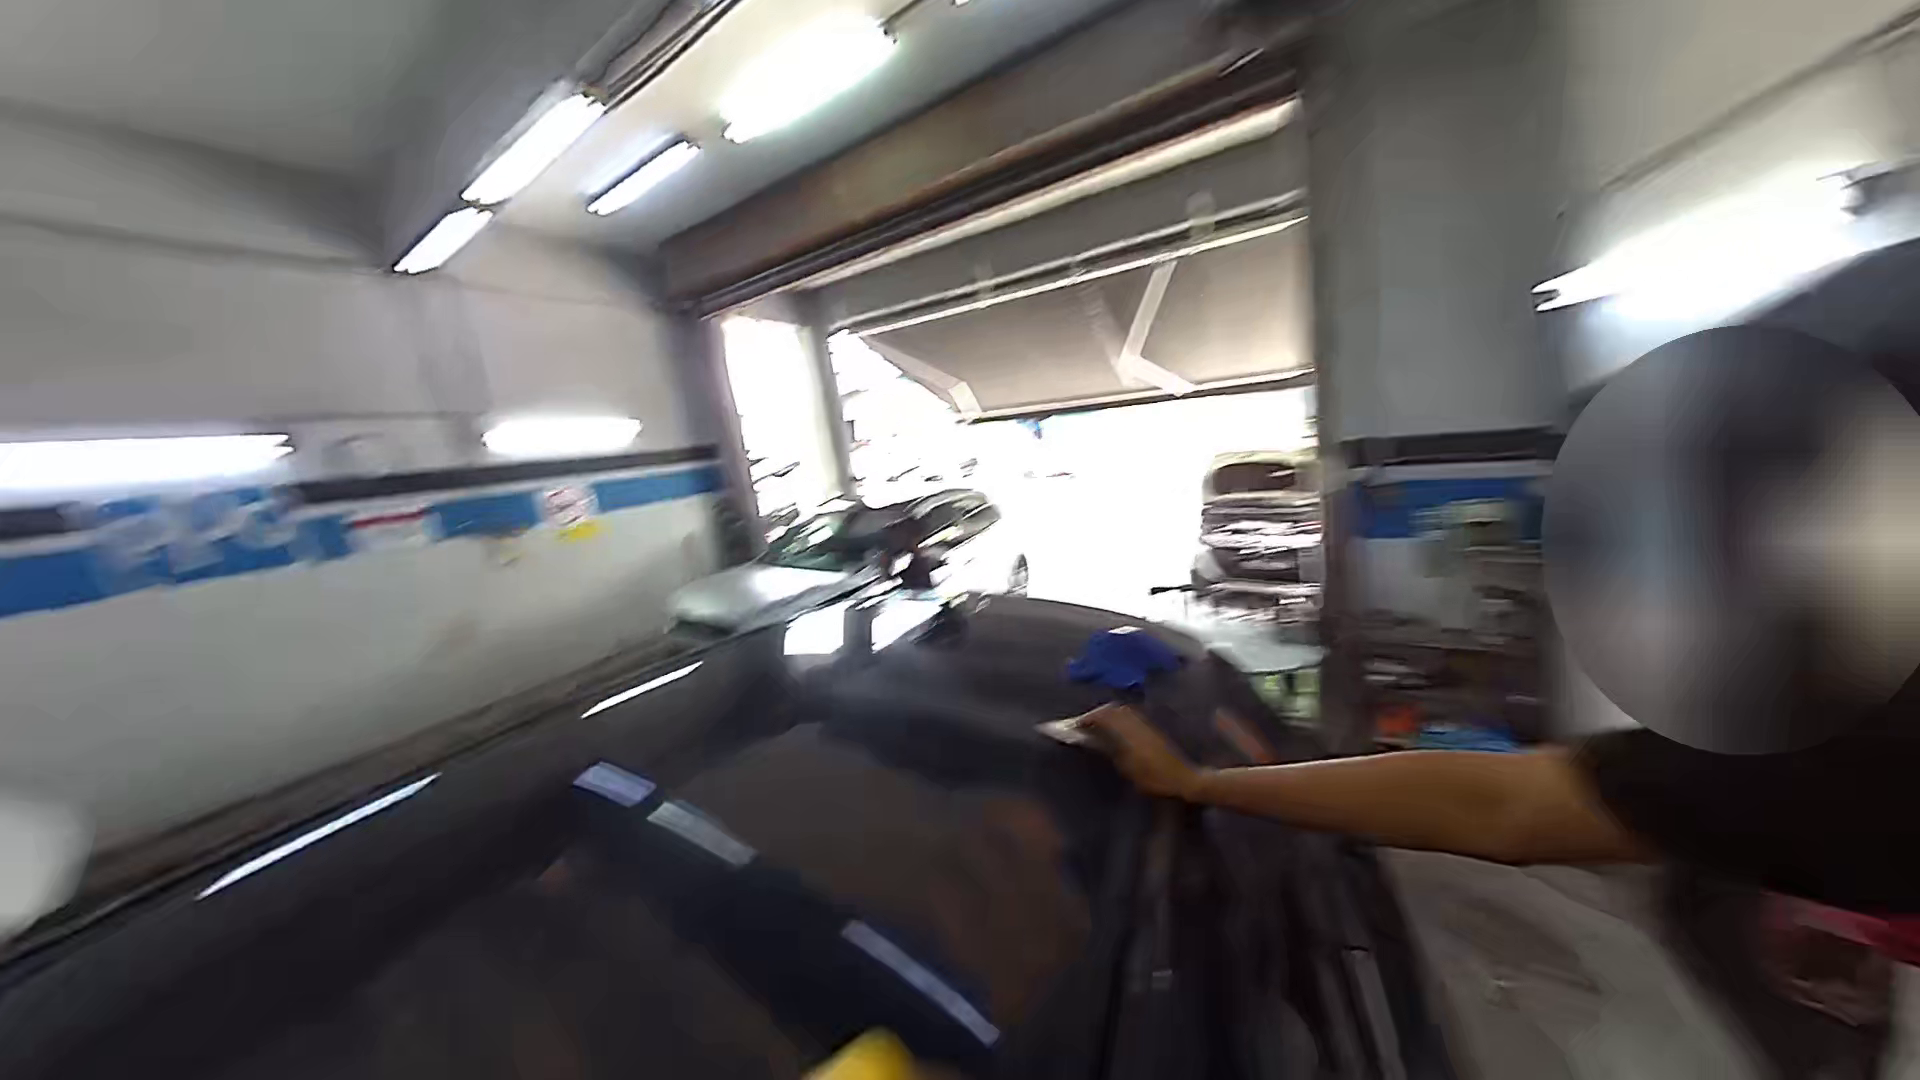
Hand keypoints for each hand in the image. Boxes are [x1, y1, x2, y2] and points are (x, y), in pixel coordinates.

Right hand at [1073, 704, 1208, 800]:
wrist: (1184, 778)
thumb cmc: (1155, 779)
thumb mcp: (1129, 769)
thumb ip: (1113, 751)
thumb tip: (1099, 739)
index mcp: (1129, 732)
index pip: (1105, 717)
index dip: (1089, 719)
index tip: (1077, 725)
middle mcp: (1137, 723)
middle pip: (1113, 709)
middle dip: (1097, 713)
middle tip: (1084, 723)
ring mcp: (1146, 725)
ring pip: (1122, 710)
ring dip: (1108, 713)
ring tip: (1097, 723)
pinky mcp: (1152, 730)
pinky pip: (1130, 715)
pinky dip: (1117, 716)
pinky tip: (1115, 727)